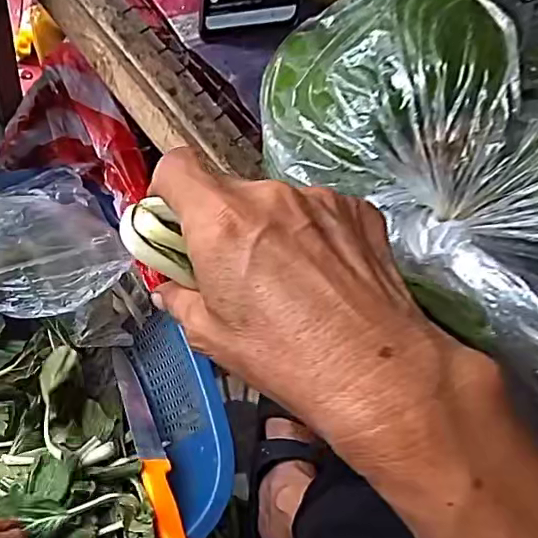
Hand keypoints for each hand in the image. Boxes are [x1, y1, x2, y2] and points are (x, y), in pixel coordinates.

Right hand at [148, 149, 504, 481]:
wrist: (373, 370)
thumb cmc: (286, 357)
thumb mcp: (210, 335)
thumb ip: (180, 299)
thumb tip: (172, 290)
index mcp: (222, 223)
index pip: (175, 166)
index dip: (164, 193)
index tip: (169, 225)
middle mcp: (269, 197)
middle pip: (224, 191)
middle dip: (215, 225)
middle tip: (222, 271)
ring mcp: (318, 199)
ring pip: (269, 203)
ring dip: (261, 231)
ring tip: (276, 283)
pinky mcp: (355, 209)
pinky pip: (311, 212)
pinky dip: (301, 235)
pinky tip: (312, 278)